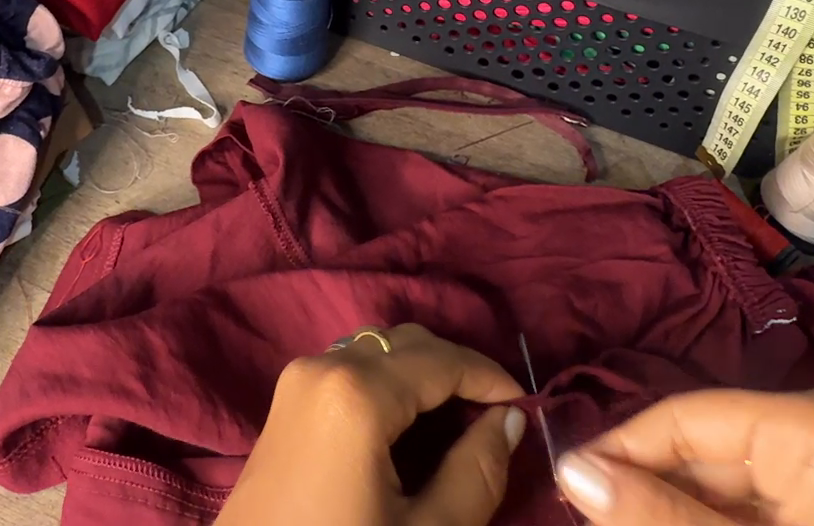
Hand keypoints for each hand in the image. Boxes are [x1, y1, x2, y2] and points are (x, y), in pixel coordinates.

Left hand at [216, 324, 527, 525]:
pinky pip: (351, 367)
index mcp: (356, 390)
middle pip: (407, 343)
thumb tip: (508, 420)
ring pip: (378, 350)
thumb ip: (475, 470)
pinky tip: (411, 423)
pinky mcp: (286, 400)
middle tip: (496, 417)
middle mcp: (324, 365)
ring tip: (459, 420)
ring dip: (422, 374)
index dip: (490, 378)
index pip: (441, 359)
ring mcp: (298, 379)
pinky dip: (389, 382)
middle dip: (457, 371)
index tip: (528, 407)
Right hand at [553, 389, 813, 525]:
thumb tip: (569, 468)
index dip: (619, 451)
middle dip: (650, 495)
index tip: (566, 492)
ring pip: (724, 489)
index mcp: (807, 424)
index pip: (681, 417)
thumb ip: (661, 517)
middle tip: (595, 524)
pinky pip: (757, 512)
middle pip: (701, 453)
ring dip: (677, 516)